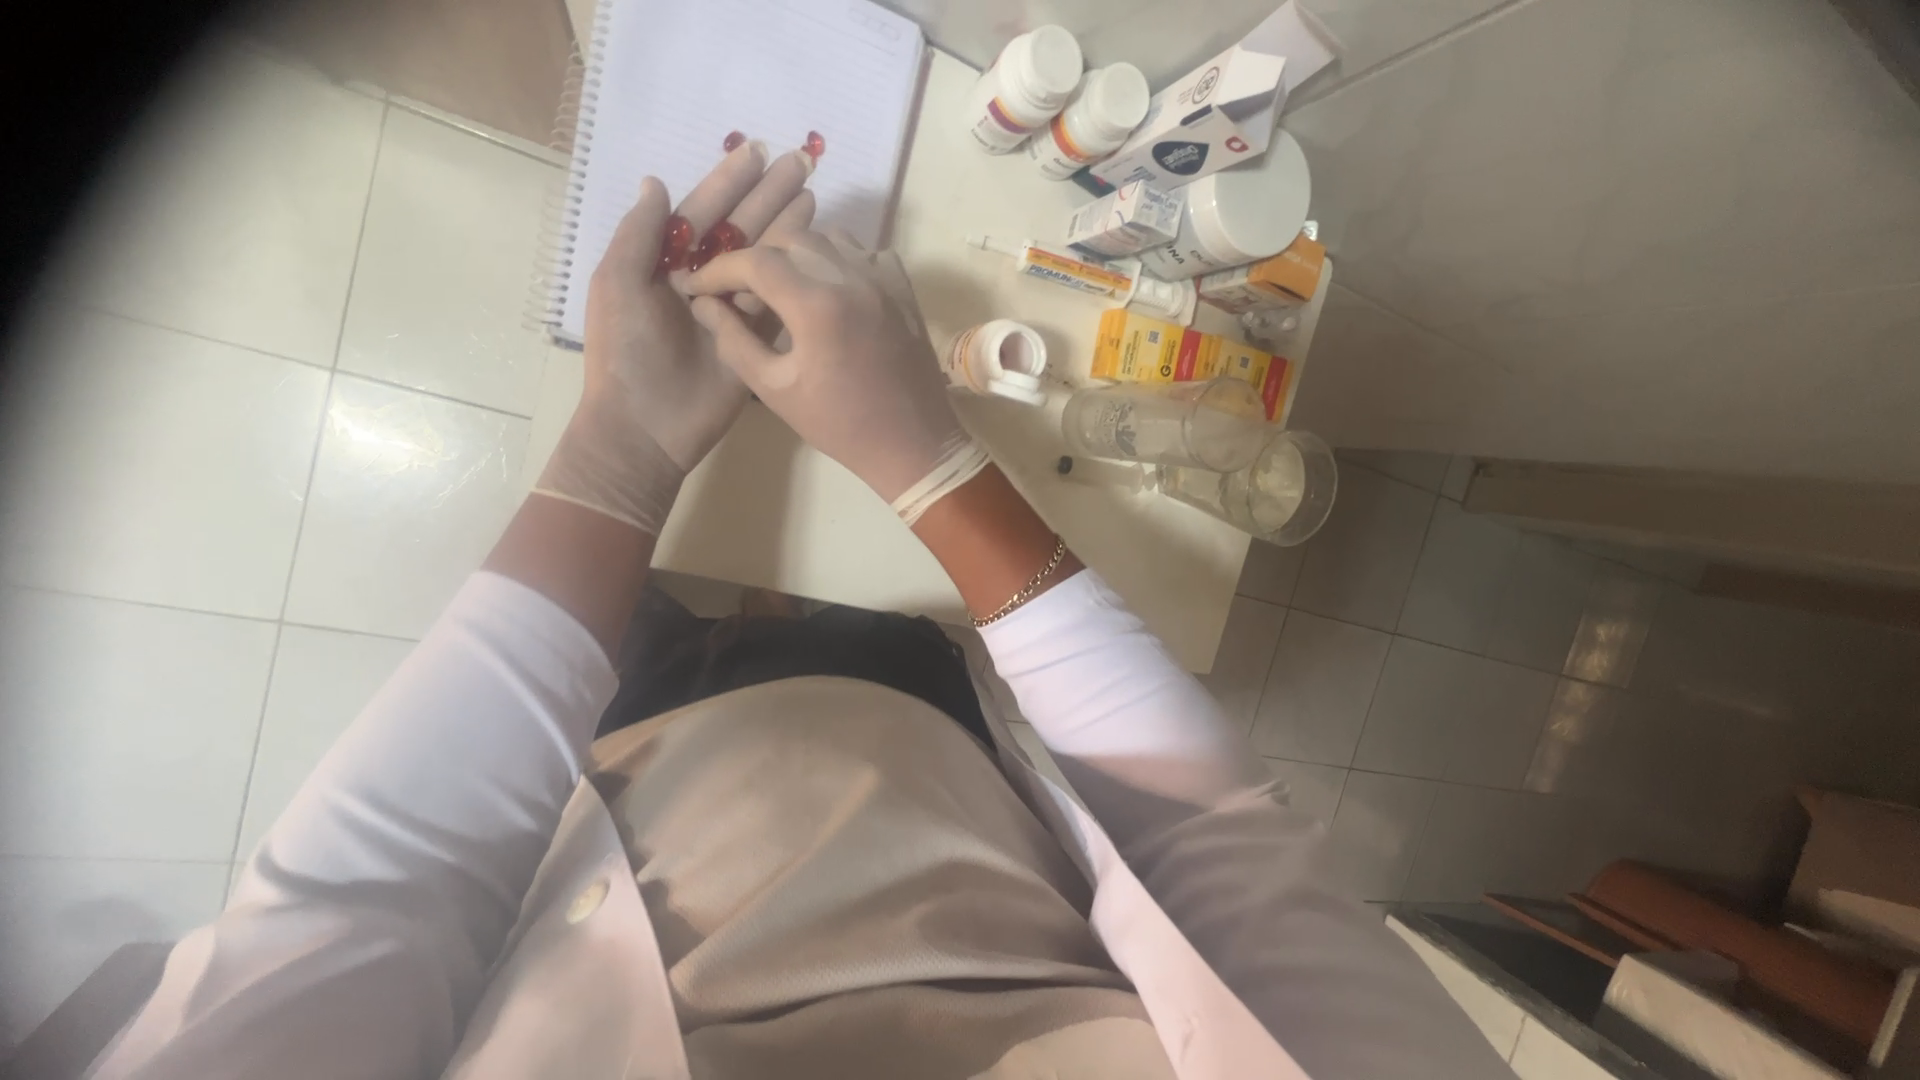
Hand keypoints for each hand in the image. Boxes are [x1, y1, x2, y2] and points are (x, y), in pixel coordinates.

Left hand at [534, 140, 815, 533]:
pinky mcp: (755, 341)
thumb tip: (656, 183)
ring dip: (788, 229)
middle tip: (801, 162)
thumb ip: (638, 234)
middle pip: (740, 230)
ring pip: (764, 261)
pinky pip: (775, 303)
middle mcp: (701, 281)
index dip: (728, 182)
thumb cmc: (625, 353)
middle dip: (768, 196)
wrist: (646, 426)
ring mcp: (731, 311)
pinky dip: (794, 276)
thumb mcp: (617, 284)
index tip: (756, 151)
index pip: (702, 213)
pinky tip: (814, 251)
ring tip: (814, 196)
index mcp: (663, 264)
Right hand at [681, 230, 986, 522]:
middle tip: (742, 290)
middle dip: (757, 258)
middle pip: (791, 239)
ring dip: (799, 254)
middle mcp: (853, 278)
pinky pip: (866, 253)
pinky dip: (840, 260)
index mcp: (817, 305)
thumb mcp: (775, 390)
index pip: (755, 262)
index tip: (699, 286)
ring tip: (785, 288)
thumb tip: (703, 304)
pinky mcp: (905, 290)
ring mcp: (884, 280)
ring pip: (830, 239)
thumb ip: (734, 341)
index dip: (719, 270)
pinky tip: (831, 290)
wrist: (912, 444)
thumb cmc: (840, 426)